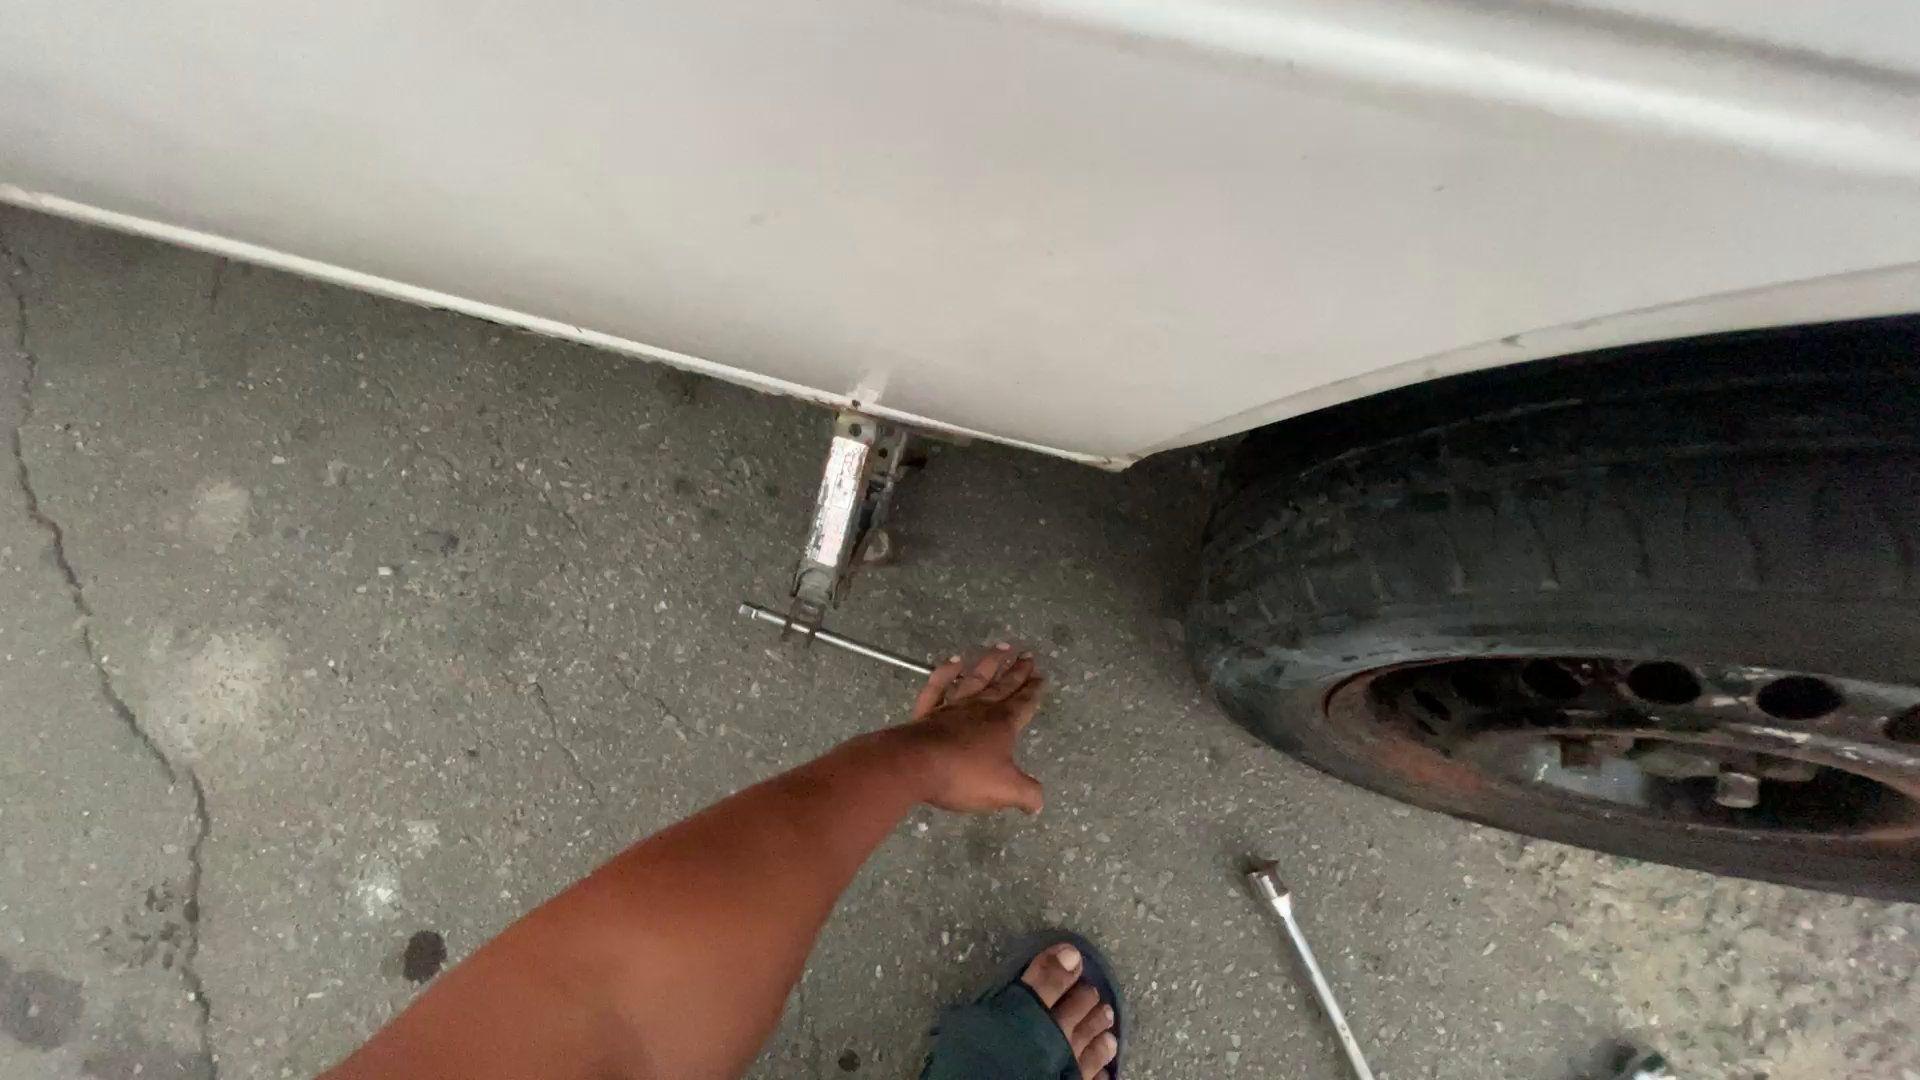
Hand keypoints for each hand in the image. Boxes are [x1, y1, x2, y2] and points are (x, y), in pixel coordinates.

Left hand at [900, 645, 1047, 814]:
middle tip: (1028, 654)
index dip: (1034, 690)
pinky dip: (946, 672)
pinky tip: (954, 661)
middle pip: (1003, 686)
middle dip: (1017, 671)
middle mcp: (980, 709)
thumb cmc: (964, 775)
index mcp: (1002, 724)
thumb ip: (1026, 794)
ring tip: (1001, 646)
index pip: (1023, 703)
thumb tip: (1038, 802)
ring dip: (989, 662)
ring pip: (975, 678)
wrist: (916, 765)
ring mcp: (952, 707)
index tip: (1041, 675)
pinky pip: (939, 685)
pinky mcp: (928, 711)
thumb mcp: (1005, 790)